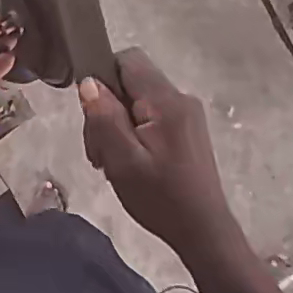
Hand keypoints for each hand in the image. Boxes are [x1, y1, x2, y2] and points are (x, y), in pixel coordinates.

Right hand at [79, 48, 240, 263]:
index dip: (102, 78)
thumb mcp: (123, 161)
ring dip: (117, 125)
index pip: (128, 60)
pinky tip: (129, 164)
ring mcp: (186, 115)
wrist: (203, 232)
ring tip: (112, 162)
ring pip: (137, 101)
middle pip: (130, 82)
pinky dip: (133, 134)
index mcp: (165, 101)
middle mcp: (179, 99)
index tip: (92, 114)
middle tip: (99, 151)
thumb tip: (89, 83)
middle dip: (107, 109)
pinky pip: (150, 117)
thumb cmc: (161, 199)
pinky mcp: (187, 130)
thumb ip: (104, 118)